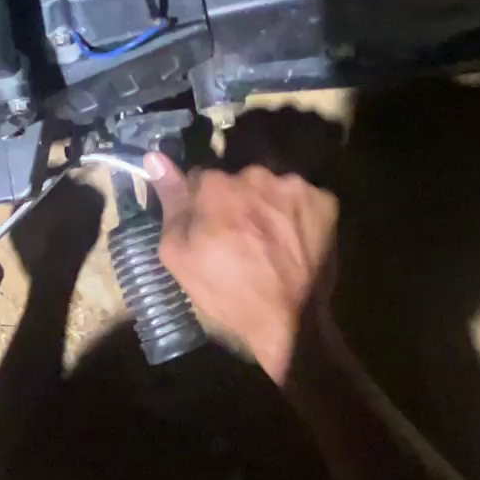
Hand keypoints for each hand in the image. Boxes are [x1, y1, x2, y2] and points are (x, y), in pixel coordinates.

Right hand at [145, 152, 338, 382]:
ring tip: (269, 242)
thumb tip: (154, 158)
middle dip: (235, 202)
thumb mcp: (179, 254)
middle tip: (239, 238)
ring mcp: (294, 187)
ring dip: (266, 206)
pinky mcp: (325, 201)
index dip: (201, 206)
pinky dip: (296, 215)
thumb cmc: (226, 291)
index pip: (200, 179)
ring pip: (270, 188)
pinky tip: (293, 241)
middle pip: (238, 181)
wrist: (291, 322)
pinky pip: (301, 198)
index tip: (208, 229)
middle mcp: (255, 175)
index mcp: (216, 185)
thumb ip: (170, 201)